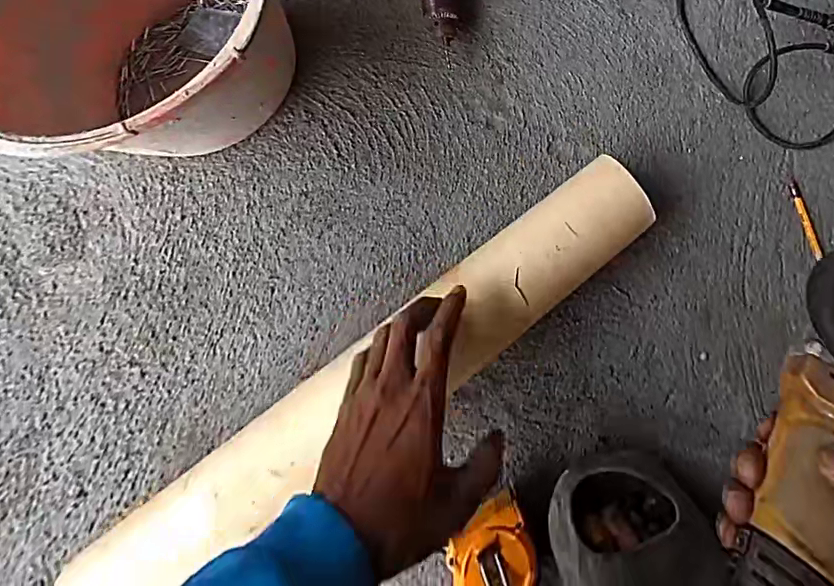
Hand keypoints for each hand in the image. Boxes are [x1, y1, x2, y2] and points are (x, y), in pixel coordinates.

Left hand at [314, 288, 504, 579]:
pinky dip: (377, 347)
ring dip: (400, 323)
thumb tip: (496, 442)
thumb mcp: (454, 502)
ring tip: (413, 323)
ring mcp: (364, 396)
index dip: (451, 309)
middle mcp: (391, 390)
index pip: (438, 337)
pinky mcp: (345, 409)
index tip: (458, 296)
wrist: (337, 538)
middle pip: (405, 325)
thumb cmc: (393, 520)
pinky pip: (362, 361)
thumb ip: (483, 466)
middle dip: (424, 306)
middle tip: (438, 305)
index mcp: (422, 403)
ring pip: (382, 338)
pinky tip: (381, 354)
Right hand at [719, 419, 833, 585]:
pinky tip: (736, 524)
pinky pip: (746, 526)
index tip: (782, 419)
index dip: (802, 421)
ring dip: (742, 482)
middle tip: (758, 460)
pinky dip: (732, 518)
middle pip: (788, 459)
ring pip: (762, 489)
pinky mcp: (779, 560)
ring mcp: (807, 539)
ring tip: (743, 495)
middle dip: (761, 450)